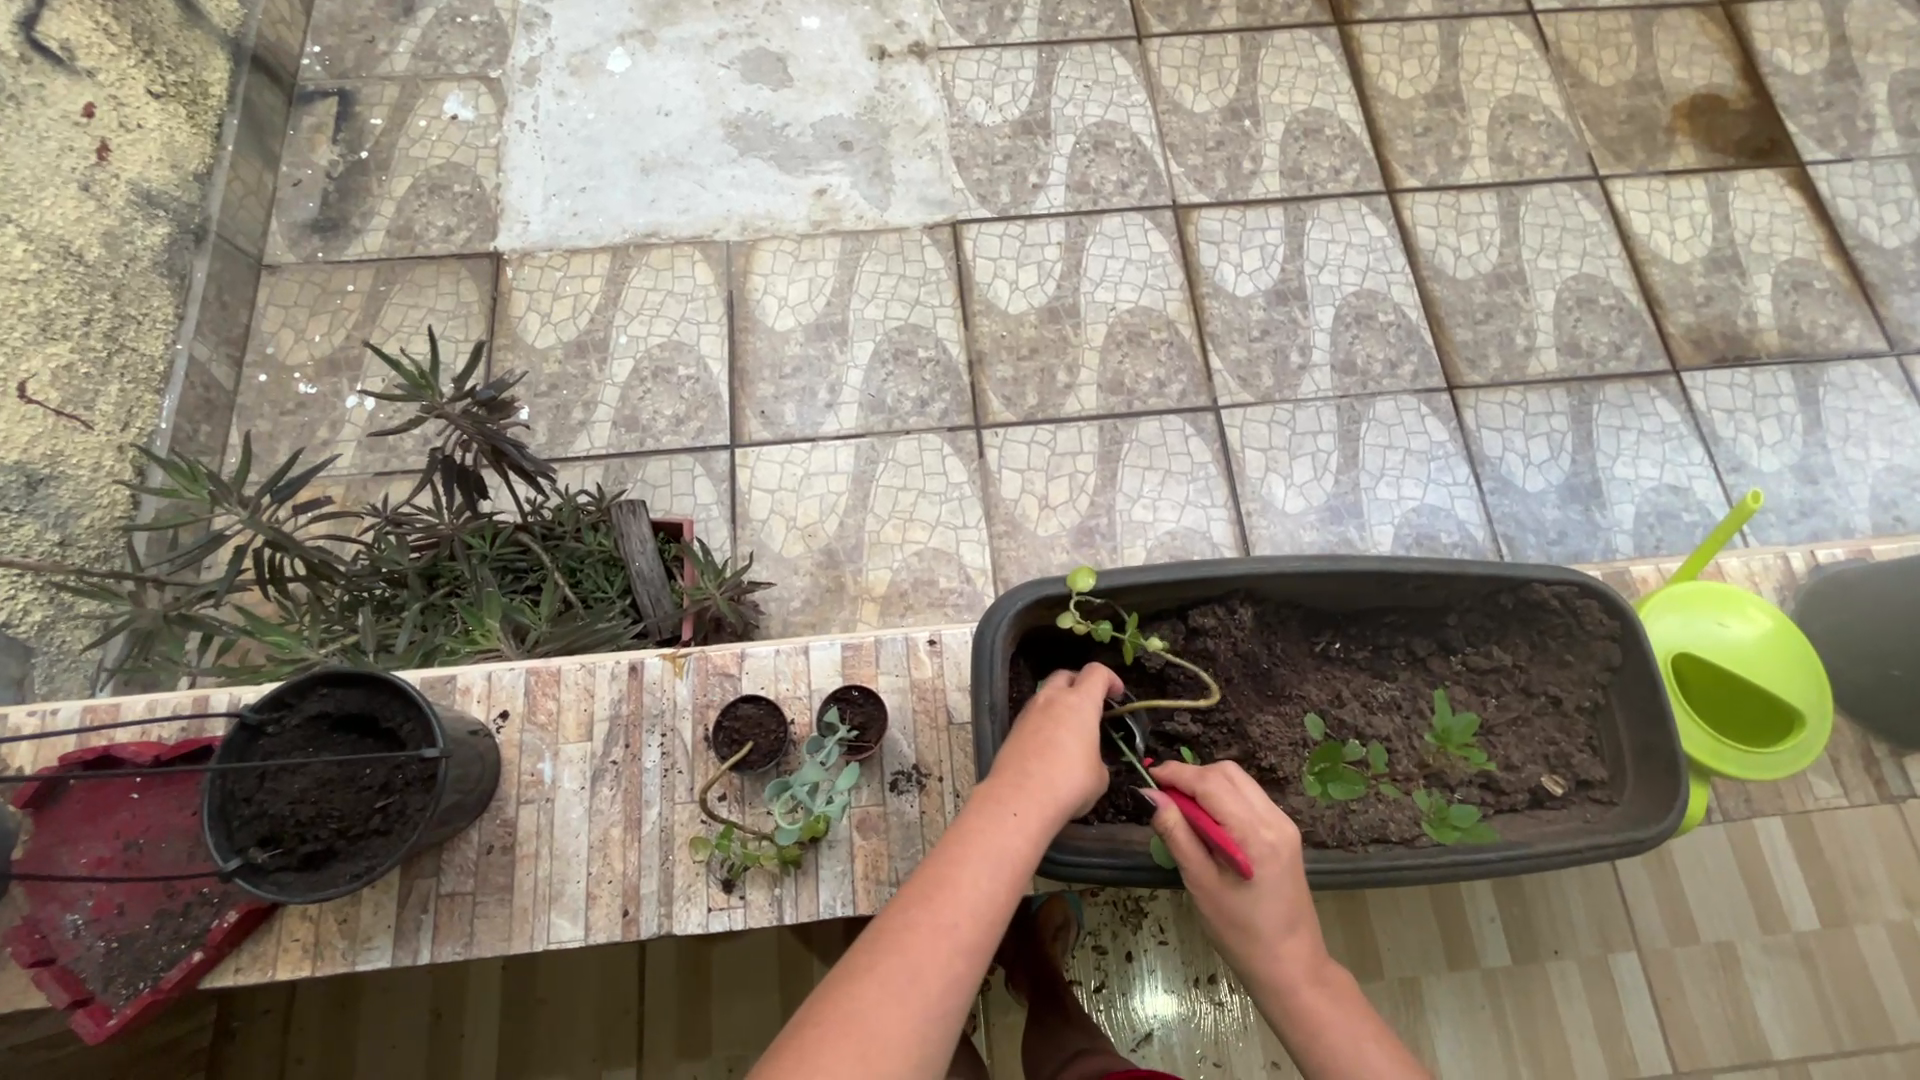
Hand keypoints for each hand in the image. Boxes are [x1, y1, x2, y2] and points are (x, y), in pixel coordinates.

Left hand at [987, 663, 1123, 825]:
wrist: (1018, 799)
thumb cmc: (1069, 783)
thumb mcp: (1099, 776)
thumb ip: (1097, 757)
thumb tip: (1088, 760)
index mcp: (1079, 703)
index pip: (1096, 672)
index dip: (1110, 679)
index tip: (1118, 694)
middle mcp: (1051, 699)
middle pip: (1066, 675)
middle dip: (1081, 684)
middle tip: (1092, 705)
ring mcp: (1028, 712)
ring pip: (1046, 694)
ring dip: (1060, 703)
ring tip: (1070, 728)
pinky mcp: (1012, 729)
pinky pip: (1033, 715)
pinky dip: (1044, 721)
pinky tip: (1050, 745)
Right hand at [1143, 760, 1330, 986]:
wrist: (1291, 966)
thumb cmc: (1240, 932)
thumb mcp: (1200, 882)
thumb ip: (1176, 833)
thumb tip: (1148, 796)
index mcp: (1254, 833)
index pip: (1210, 783)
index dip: (1176, 774)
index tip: (1148, 779)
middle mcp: (1274, 819)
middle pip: (1228, 773)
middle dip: (1192, 775)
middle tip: (1164, 796)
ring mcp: (1284, 824)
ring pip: (1240, 781)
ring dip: (1208, 784)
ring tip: (1182, 808)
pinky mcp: (1285, 833)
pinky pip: (1250, 797)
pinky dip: (1224, 797)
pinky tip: (1208, 821)